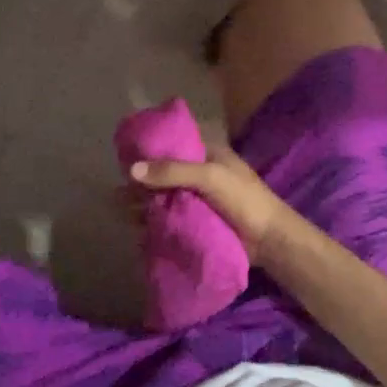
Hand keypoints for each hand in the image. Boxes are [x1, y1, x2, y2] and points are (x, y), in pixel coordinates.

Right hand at [129, 148, 299, 264]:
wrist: (269, 241)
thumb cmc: (243, 200)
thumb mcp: (209, 177)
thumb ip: (172, 171)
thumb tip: (131, 170)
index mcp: (207, 154)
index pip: (172, 146)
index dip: (149, 151)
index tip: (124, 158)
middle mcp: (200, 174)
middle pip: (164, 174)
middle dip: (142, 182)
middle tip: (118, 192)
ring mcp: (198, 200)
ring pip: (164, 198)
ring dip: (144, 204)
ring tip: (121, 212)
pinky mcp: (197, 223)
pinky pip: (170, 218)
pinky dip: (154, 221)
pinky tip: (135, 227)